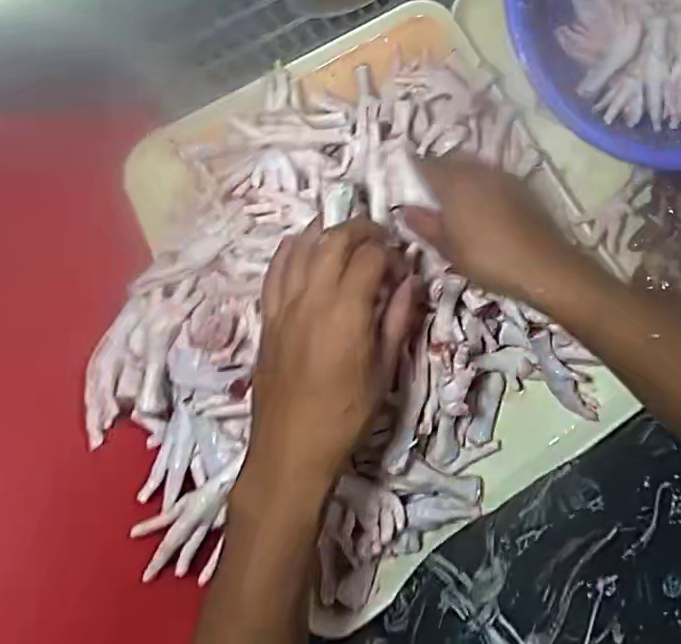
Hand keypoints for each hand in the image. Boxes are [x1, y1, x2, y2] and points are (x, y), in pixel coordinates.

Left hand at [247, 220, 418, 485]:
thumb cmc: (346, 414)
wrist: (290, 451)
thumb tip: (412, 281)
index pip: (370, 255)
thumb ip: (398, 318)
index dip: (390, 253)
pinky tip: (303, 244)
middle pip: (334, 240)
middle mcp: (312, 298)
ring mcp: (284, 305)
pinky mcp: (267, 317)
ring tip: (347, 235)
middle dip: (361, 229)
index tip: (402, 267)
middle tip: (380, 239)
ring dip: (327, 231)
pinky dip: (291, 249)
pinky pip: (275, 270)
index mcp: (346, 311)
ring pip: (302, 247)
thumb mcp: (385, 368)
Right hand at [403, 153, 589, 301]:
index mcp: (454, 182)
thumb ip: (425, 225)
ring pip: (472, 167)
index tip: (406, 187)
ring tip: (454, 204)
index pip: (425, 166)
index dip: (412, 173)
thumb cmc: (488, 258)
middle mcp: (477, 170)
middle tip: (429, 197)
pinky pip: (491, 176)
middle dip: (437, 173)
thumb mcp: (449, 249)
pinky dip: (481, 185)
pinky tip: (481, 207)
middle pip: (450, 161)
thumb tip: (405, 209)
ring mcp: (501, 175)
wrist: (543, 264)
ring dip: (460, 177)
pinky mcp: (520, 185)